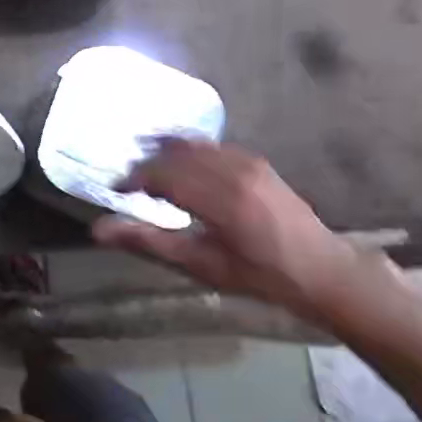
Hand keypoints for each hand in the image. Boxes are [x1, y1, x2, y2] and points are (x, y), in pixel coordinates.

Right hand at [91, 138, 392, 323]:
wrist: (321, 270)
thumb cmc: (258, 275)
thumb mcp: (200, 265)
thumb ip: (149, 242)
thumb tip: (99, 229)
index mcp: (219, 199)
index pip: (161, 175)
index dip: (133, 180)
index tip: (117, 192)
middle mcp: (233, 172)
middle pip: (174, 154)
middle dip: (147, 166)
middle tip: (129, 184)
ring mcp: (248, 162)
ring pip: (192, 146)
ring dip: (166, 155)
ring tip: (150, 173)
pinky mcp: (257, 161)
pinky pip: (212, 147)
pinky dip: (189, 152)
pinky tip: (182, 166)